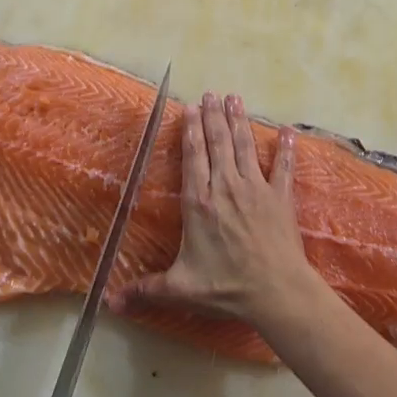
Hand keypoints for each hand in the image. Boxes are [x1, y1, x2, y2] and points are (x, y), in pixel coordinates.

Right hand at [108, 92, 315, 327]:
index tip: (189, 106)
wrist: (276, 293)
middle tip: (211, 93)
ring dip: (239, 120)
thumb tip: (109, 303)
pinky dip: (285, 148)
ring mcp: (255, 188)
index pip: (193, 155)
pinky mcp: (280, 197)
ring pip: (245, 146)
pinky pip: (283, 168)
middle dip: (213, 115)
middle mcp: (225, 186)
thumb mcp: (180, 288)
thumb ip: (146, 290)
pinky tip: (287, 131)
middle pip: (218, 142)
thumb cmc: (226, 287)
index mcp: (199, 201)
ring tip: (235, 97)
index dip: (190, 128)